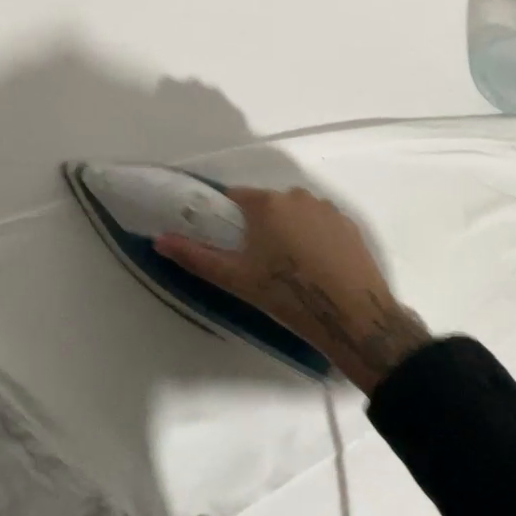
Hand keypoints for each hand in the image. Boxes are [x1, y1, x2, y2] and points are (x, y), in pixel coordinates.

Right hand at [155, 186, 430, 391]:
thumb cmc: (289, 296)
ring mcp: (327, 209)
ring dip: (286, 232)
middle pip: (266, 205)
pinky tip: (315, 269)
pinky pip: (319, 225)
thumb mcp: (237, 280)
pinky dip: (313, 240)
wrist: (355, 318)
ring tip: (288, 270)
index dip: (227, 218)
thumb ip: (195, 256)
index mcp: (266, 204)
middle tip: (257, 264)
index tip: (229, 243)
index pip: (235, 197)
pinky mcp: (350, 226)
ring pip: (294, 214)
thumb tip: (159, 239)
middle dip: (258, 228)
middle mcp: (296, 196)